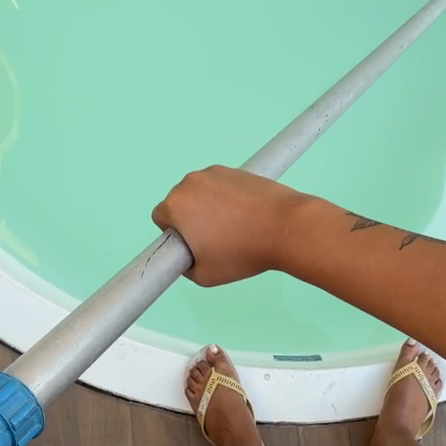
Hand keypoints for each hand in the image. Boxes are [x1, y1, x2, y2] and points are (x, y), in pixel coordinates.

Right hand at [151, 166, 312, 285]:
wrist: (284, 227)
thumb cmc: (244, 251)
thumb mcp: (204, 276)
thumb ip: (184, 267)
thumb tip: (186, 257)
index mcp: (175, 204)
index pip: (160, 218)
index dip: (175, 234)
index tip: (194, 244)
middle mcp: (190, 182)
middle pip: (180, 202)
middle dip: (192, 218)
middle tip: (216, 238)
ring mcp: (214, 172)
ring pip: (201, 192)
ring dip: (209, 206)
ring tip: (235, 226)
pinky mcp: (235, 169)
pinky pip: (221, 185)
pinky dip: (228, 196)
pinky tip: (245, 213)